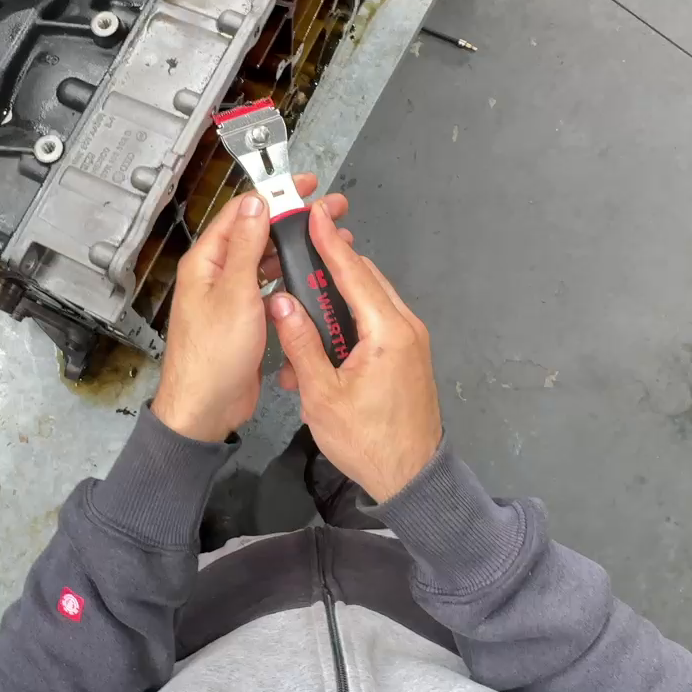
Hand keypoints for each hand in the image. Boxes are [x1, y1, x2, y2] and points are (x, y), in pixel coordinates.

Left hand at [152, 174, 348, 441]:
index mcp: (207, 261)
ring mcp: (231, 296)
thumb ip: (246, 246)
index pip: (242, 212)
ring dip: (294, 247)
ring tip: (330, 240)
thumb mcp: (234, 293)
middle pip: (257, 233)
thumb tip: (256, 202)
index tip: (306, 186)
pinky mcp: (244, 317)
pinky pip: (267, 286)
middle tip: (331, 210)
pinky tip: (310, 273)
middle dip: (293, 219)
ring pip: (265, 260)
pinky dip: (288, 276)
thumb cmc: (214, 353)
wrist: (206, 407)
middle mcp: (217, 273)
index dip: (275, 194)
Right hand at [269, 207, 438, 500]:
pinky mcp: (409, 356)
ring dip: (336, 302)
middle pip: (365, 280)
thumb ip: (301, 342)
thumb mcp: (321, 393)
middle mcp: (405, 327)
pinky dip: (349, 323)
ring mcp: (411, 341)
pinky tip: (322, 344)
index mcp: (386, 331)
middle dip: (330, 267)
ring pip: (370, 301)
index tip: (314, 214)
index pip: (353, 273)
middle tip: (297, 257)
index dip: (329, 243)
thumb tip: (280, 301)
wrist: (411, 478)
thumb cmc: (365, 439)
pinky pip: (376, 323)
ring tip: (300, 314)